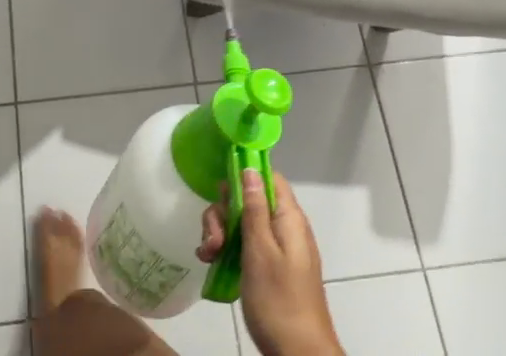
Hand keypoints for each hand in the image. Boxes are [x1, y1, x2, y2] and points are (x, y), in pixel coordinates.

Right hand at [197, 171, 341, 355]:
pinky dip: (227, 251)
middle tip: (213, 240)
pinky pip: (244, 246)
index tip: (221, 191)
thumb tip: (250, 168)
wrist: (297, 353)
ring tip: (208, 257)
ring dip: (220, 234)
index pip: (269, 178)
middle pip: (249, 200)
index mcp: (288, 219)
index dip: (244, 176)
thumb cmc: (278, 299)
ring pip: (242, 224)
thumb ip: (254, 208)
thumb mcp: (260, 251)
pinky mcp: (268, 268)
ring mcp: (277, 250)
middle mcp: (285, 229)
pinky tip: (212, 264)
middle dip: (224, 214)